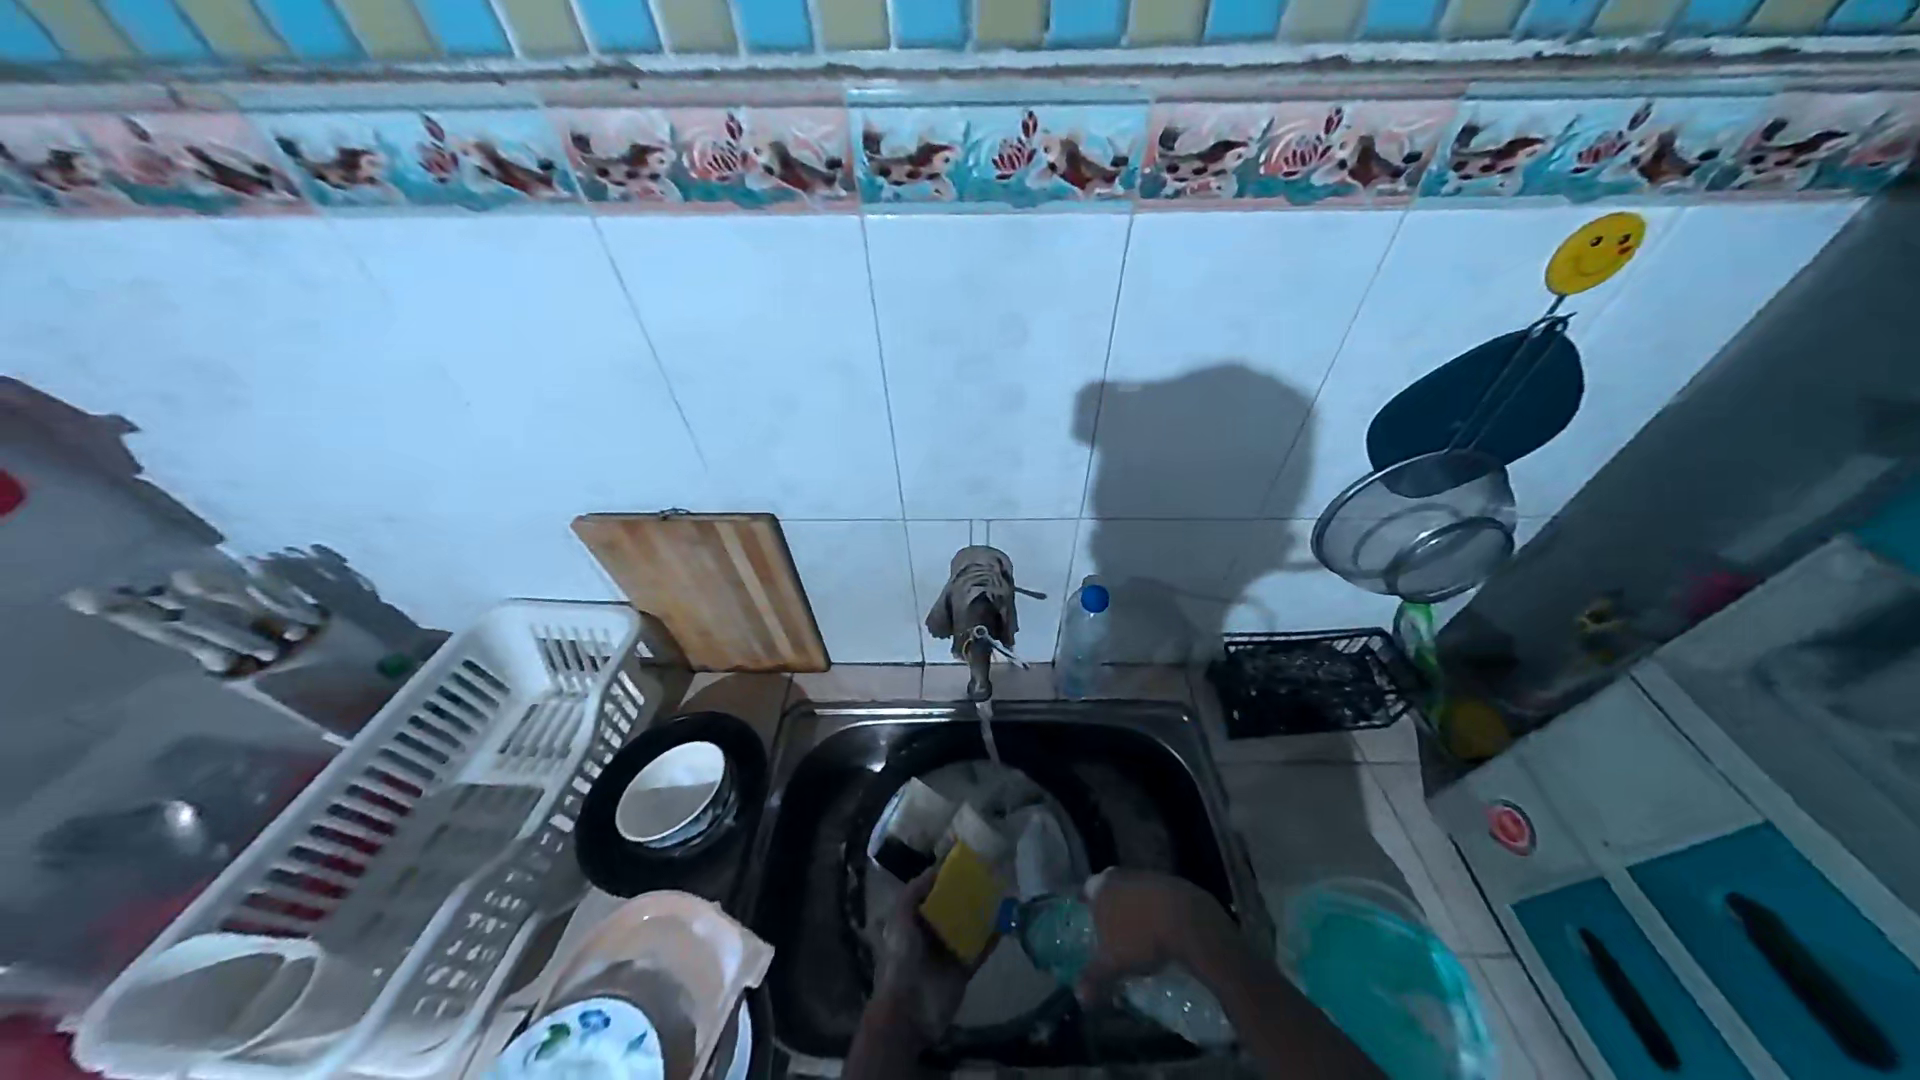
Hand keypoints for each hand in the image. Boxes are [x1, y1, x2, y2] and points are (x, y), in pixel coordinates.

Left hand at [871, 867, 991, 1043]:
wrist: (908, 1010)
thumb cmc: (900, 959)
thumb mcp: (899, 919)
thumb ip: (913, 893)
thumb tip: (934, 868)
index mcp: (915, 919)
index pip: (932, 893)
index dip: (945, 878)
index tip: (964, 860)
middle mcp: (933, 932)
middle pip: (953, 907)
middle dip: (968, 893)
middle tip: (988, 874)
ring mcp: (950, 950)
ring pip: (969, 926)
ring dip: (982, 913)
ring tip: (1001, 893)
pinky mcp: (964, 968)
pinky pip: (980, 950)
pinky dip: (992, 938)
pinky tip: (1005, 922)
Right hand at [1076, 868, 1238, 1002]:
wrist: (1187, 920)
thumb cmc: (1140, 937)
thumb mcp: (1113, 963)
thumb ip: (1094, 977)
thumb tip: (1080, 997)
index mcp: (1100, 887)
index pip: (1086, 891)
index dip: (1086, 903)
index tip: (1087, 915)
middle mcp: (1120, 876)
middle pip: (1110, 887)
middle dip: (1110, 904)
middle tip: (1111, 926)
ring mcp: (1147, 876)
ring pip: (1134, 890)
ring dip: (1135, 906)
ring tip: (1139, 931)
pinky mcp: (1171, 882)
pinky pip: (1157, 896)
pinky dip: (1156, 909)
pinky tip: (1162, 929)